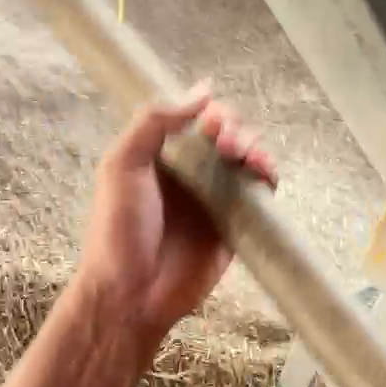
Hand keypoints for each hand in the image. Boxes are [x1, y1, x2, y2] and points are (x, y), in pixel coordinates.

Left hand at [75, 87, 277, 346]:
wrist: (129, 295)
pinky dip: (267, 180)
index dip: (210, 114)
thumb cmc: (118, 231)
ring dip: (253, 148)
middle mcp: (189, 179)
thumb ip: (155, 121)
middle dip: (233, 129)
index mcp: (161, 160)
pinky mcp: (232, 232)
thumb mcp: (122, 164)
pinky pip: (258, 199)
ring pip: (246, 163)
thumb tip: (204, 91)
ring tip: (244, 156)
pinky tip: (263, 173)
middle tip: (225, 143)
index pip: (195, 122)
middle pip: (226, 138)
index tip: (210, 123)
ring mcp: (213, 205)